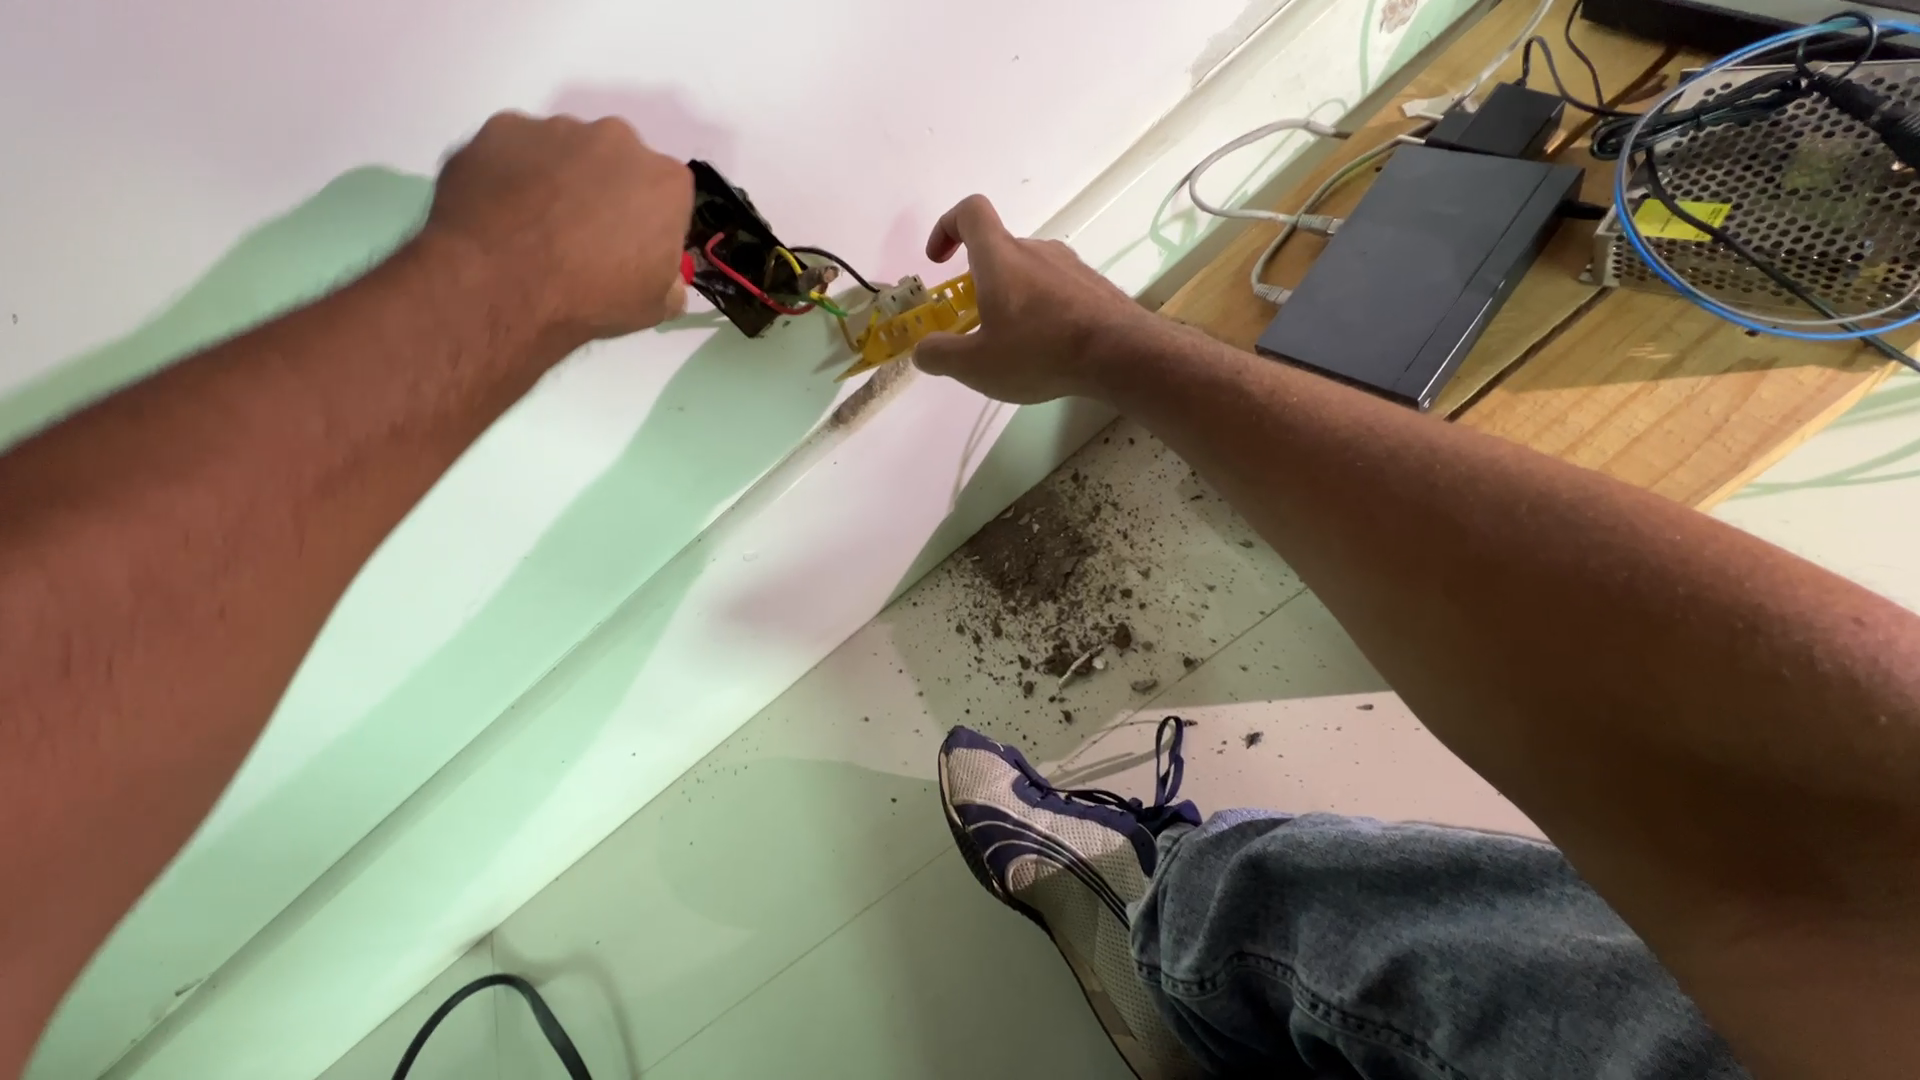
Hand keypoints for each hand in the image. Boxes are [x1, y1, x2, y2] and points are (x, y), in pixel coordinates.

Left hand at [423, 111, 693, 343]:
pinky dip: (518, 174)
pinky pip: (520, 150)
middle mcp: (618, 140)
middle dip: (610, 193)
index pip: (670, 196)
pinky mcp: (503, 127)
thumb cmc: (593, 297)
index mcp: (665, 181)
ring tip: (541, 226)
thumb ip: (671, 281)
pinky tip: (509, 212)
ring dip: (564, 181)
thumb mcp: (656, 307)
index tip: (636, 249)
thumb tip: (665, 278)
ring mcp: (557, 129)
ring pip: (570, 153)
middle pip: (621, 164)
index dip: (653, 223)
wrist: (502, 284)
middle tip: (588, 236)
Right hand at [913, 195, 1159, 403]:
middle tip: (976, 325)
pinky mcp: (1094, 288)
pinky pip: (1057, 291)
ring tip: (1015, 344)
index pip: (970, 212)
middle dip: (979, 282)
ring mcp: (1070, 267)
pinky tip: (1049, 349)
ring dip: (1013, 299)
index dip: (947, 227)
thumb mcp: (976, 365)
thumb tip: (922, 350)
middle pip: (999, 250)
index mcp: (1000, 257)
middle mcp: (1036, 250)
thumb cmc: (1039, 352)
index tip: (939, 261)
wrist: (1121, 354)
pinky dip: (1043, 312)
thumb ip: (940, 355)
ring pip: (1029, 273)